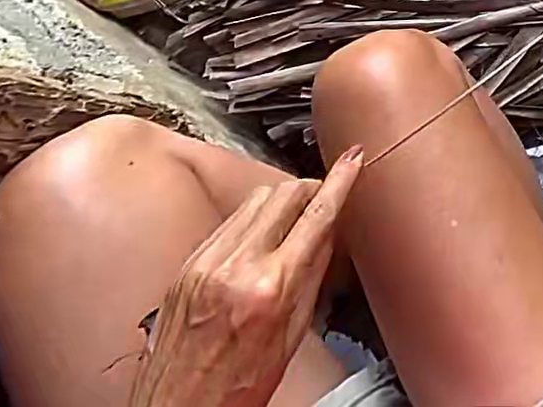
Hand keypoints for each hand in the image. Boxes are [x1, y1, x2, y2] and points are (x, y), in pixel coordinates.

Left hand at [128, 146, 364, 406]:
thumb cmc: (233, 392)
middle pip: (286, 192)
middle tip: (322, 198)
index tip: (353, 159)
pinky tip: (259, 240)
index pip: (317, 215)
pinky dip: (253, 218)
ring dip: (282, 200)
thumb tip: (330, 231)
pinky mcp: (189, 262)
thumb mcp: (292, 337)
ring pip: (258, 196)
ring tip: (290, 224)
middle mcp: (236, 266)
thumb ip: (314, 275)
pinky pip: (231, 218)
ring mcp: (208, 260)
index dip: (340, 180)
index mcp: (270, 289)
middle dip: (310, 188)